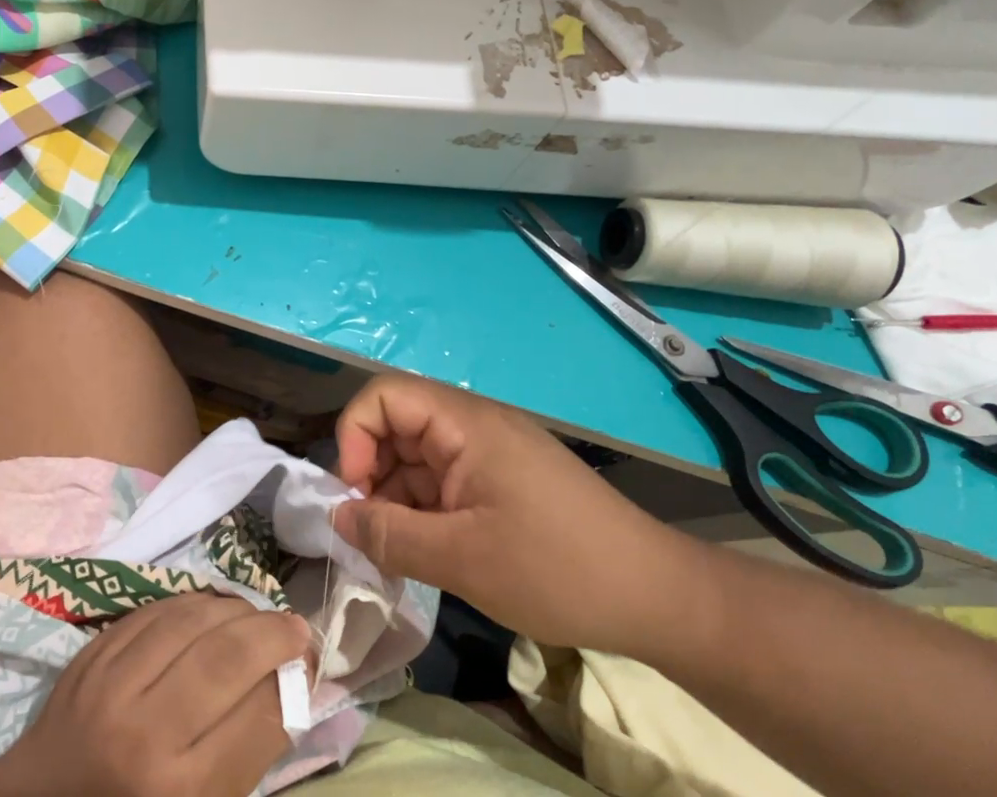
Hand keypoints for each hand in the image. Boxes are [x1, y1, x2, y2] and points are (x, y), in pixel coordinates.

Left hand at [0, 593, 306, 796]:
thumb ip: (248, 748)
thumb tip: (292, 680)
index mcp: (184, 787)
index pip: (261, 714)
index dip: (297, 680)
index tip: (311, 664)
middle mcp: (147, 731)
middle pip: (228, 656)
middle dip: (274, 633)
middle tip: (296, 628)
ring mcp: (111, 684)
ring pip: (190, 619)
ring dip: (235, 608)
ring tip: (258, 615)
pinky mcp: (92, 654)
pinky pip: (154, 611)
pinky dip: (192, 603)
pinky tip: (213, 609)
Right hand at [333, 374, 706, 654]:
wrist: (660, 600)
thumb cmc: (557, 570)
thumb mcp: (460, 559)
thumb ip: (388, 535)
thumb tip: (336, 518)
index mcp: (466, 425)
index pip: (383, 396)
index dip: (355, 437)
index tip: (355, 495)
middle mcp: (476, 428)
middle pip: (396, 428)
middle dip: (371, 476)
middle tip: (371, 534)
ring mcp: (493, 455)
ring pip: (417, 461)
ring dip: (396, 501)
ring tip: (398, 555)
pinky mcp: (506, 483)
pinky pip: (445, 484)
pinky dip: (425, 514)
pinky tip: (427, 555)